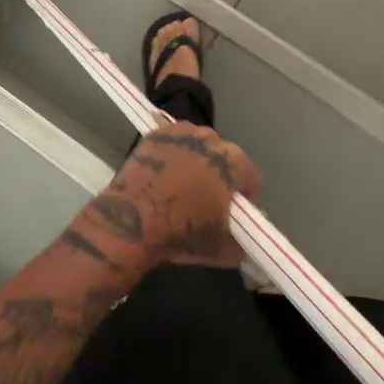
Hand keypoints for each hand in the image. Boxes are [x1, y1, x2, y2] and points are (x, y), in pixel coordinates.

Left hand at [77, 124, 262, 269]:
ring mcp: (181, 132)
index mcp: (235, 162)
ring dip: (198, 160)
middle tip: (208, 199)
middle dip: (221, 176)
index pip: (251, 178)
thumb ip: (243, 239)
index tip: (234, 212)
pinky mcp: (156, 134)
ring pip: (200, 145)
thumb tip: (243, 234)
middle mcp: (212, 139)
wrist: (132, 222)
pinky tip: (166, 171)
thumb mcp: (226, 250)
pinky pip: (174, 141)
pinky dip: (174, 152)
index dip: (245, 197)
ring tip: (184, 184)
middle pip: (225, 157)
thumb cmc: (183, 234)